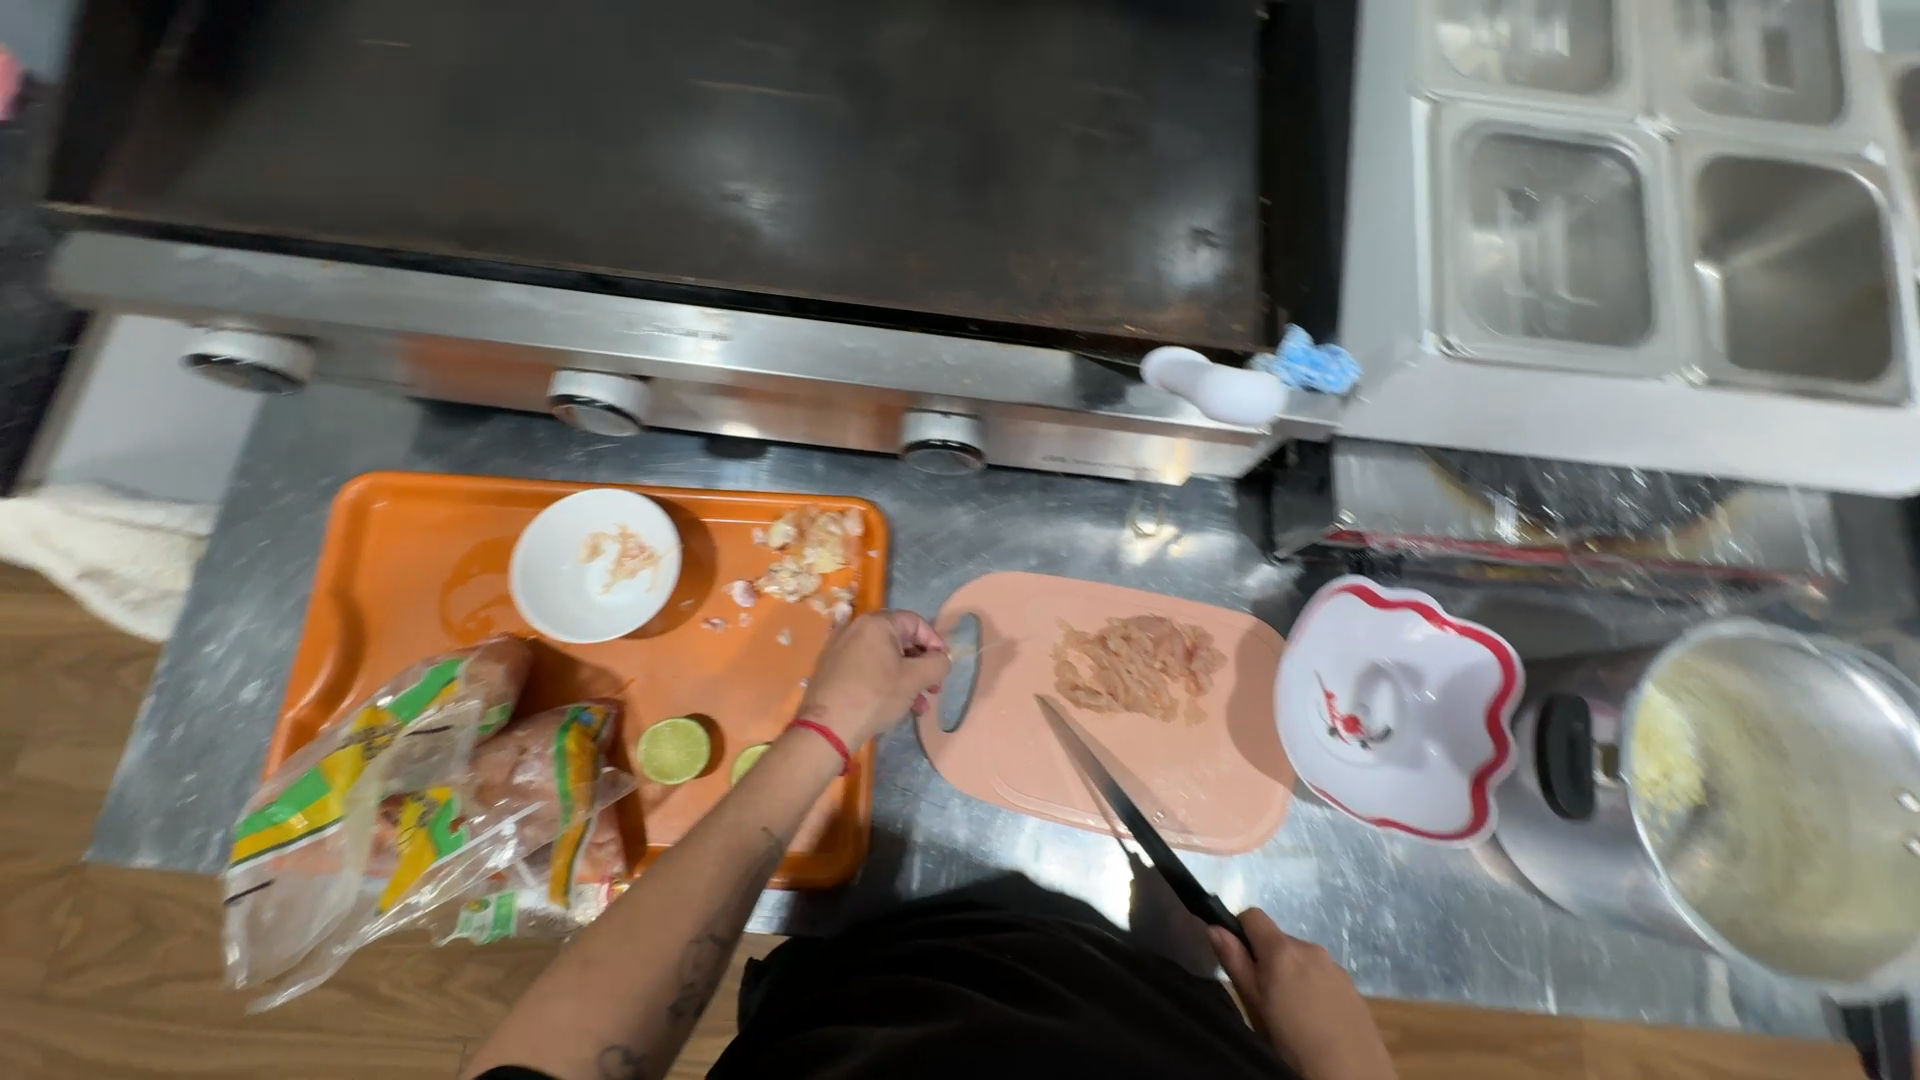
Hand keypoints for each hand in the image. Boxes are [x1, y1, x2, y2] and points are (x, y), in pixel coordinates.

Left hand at [797, 611, 950, 750]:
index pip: (915, 622)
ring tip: (918, 706)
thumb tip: (942, 659)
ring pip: (885, 658)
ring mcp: (841, 649)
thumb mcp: (914, 679)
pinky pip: (868, 668)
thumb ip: (937, 663)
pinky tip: (896, 706)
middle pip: (900, 640)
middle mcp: (856, 629)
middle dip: (921, 665)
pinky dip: (886, 681)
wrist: (827, 728)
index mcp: (876, 624)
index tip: (943, 666)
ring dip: (906, 678)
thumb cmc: (874, 696)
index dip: (935, 642)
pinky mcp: (833, 669)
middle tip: (933, 688)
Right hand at [1209, 909, 1395, 1079]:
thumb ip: (1235, 963)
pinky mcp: (1353, 987)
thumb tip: (1214, 926)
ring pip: (1300, 958)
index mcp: (1282, 950)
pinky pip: (1322, 974)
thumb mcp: (1254, 1007)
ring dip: (1291, 974)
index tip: (1238, 961)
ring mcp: (1336, 967)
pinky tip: (1316, 1020)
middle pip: (1277, 939)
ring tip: (1292, 1014)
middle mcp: (1310, 948)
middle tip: (1265, 998)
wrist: (1354, 1079)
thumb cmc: (1293, 1045)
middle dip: (1266, 959)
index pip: (1252, 915)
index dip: (1239, 931)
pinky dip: (1312, 987)